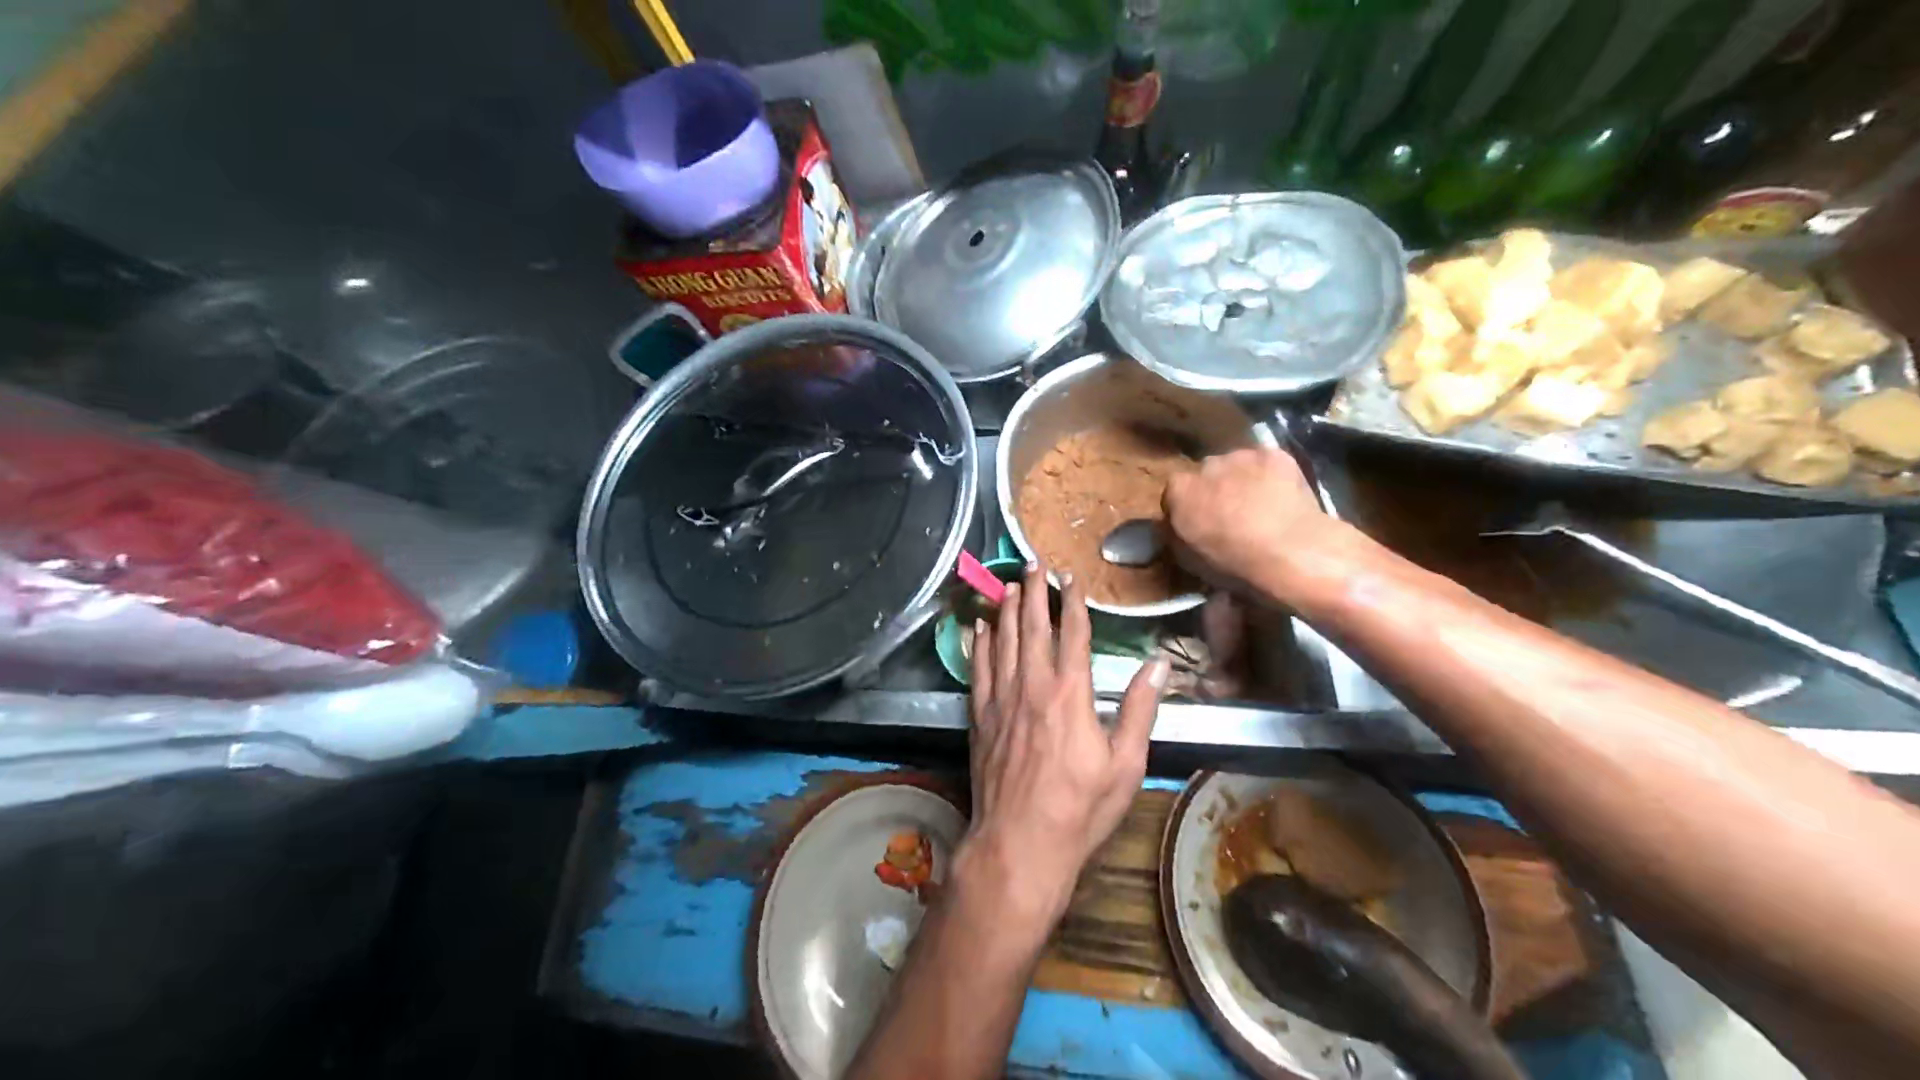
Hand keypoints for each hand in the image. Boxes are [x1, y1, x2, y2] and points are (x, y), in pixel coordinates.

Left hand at [962, 563, 1169, 928]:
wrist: (1020, 841)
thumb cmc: (1080, 808)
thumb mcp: (1125, 764)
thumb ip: (1139, 709)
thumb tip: (1159, 665)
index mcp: (1071, 694)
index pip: (1073, 634)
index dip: (1072, 602)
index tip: (1070, 578)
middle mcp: (1033, 686)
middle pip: (1031, 627)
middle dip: (1033, 592)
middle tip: (1032, 564)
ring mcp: (1002, 699)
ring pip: (1002, 641)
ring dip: (1005, 610)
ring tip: (1007, 585)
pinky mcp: (980, 716)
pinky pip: (978, 669)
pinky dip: (979, 644)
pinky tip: (979, 628)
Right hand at [1164, 447, 1327, 593]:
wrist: (1290, 553)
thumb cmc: (1234, 564)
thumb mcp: (1188, 559)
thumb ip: (1175, 534)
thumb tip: (1175, 525)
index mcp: (1179, 490)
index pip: (1174, 492)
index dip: (1186, 508)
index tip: (1198, 524)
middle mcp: (1206, 465)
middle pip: (1206, 474)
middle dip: (1214, 490)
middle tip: (1231, 515)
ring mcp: (1242, 456)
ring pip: (1237, 464)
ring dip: (1242, 479)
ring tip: (1260, 506)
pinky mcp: (1276, 455)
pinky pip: (1267, 463)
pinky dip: (1271, 476)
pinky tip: (1282, 497)